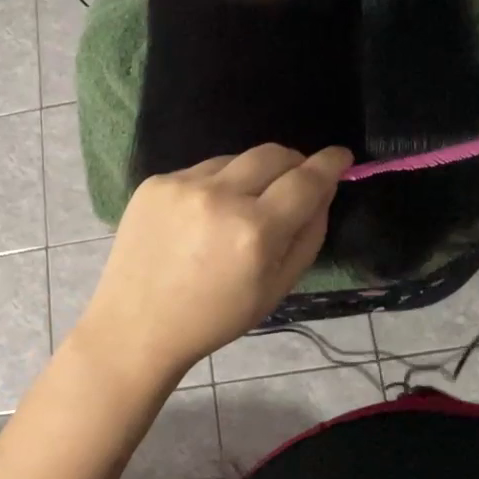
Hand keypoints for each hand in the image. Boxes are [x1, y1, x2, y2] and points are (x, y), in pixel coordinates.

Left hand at [70, 143, 352, 381]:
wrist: (137, 325)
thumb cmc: (214, 317)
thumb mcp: (276, 288)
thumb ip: (308, 235)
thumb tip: (323, 190)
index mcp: (255, 232)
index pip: (306, 180)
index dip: (329, 163)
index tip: (341, 155)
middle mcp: (220, 197)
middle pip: (273, 153)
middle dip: (293, 162)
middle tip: (296, 181)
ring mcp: (183, 185)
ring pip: (236, 160)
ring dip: (251, 176)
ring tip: (239, 211)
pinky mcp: (155, 181)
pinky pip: (202, 170)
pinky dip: (215, 185)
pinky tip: (202, 218)